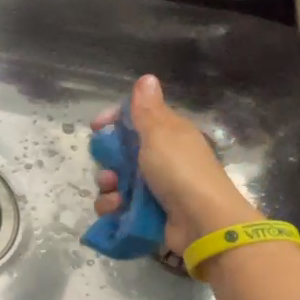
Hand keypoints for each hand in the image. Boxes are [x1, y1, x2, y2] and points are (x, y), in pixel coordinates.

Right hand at [92, 74, 261, 254]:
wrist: (203, 222)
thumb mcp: (160, 134)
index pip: (135, 119)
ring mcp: (155, 186)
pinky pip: (119, 204)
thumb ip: (147, 109)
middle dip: (107, 160)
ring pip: (116, 179)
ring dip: (108, 186)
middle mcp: (162, 158)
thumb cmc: (180, 171)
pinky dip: (113, 206)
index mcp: (168, 135)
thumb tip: (147, 77)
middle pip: (121, 152)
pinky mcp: (148, 211)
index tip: (97, 127)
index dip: (114, 121)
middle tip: (110, 168)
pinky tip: (118, 209)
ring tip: (115, 193)